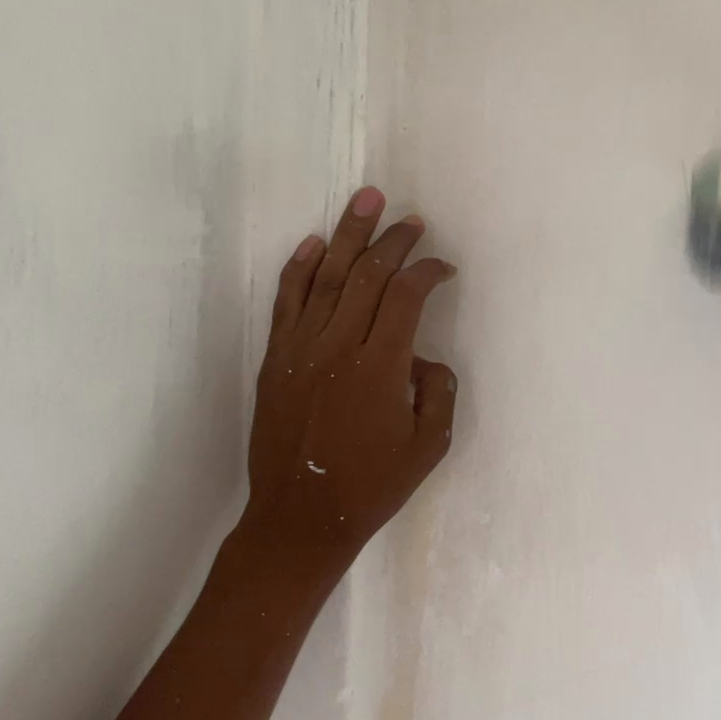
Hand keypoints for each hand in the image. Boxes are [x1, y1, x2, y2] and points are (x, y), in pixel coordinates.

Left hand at [241, 187, 457, 570]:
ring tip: (366, 200)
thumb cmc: (372, 485)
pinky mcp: (275, 360)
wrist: (300, 519)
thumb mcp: (430, 444)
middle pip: (368, 275)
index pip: (407, 296)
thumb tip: (424, 357)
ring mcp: (300, 349)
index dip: (429, 272)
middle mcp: (338, 346)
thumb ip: (439, 389)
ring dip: (349, 236)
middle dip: (394, 241)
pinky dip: (299, 269)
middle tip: (412, 219)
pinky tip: (314, 243)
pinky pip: (286, 302)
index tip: (445, 269)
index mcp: (380, 367)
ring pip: (326, 277)